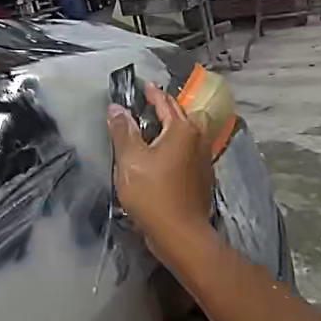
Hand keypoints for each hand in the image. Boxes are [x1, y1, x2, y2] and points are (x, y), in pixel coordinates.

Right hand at [107, 81, 214, 250]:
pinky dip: (175, 146)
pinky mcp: (203, 177)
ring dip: (171, 127)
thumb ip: (123, 131)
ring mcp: (204, 159)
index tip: (143, 86)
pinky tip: (164, 156)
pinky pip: (188, 151)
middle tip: (147, 104)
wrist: (180, 234)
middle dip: (164, 108)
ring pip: (186, 134)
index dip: (152, 93)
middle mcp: (198, 139)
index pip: (165, 103)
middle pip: (180, 116)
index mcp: (181, 130)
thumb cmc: (153, 194)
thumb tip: (116, 107)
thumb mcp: (130, 160)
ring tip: (153, 128)